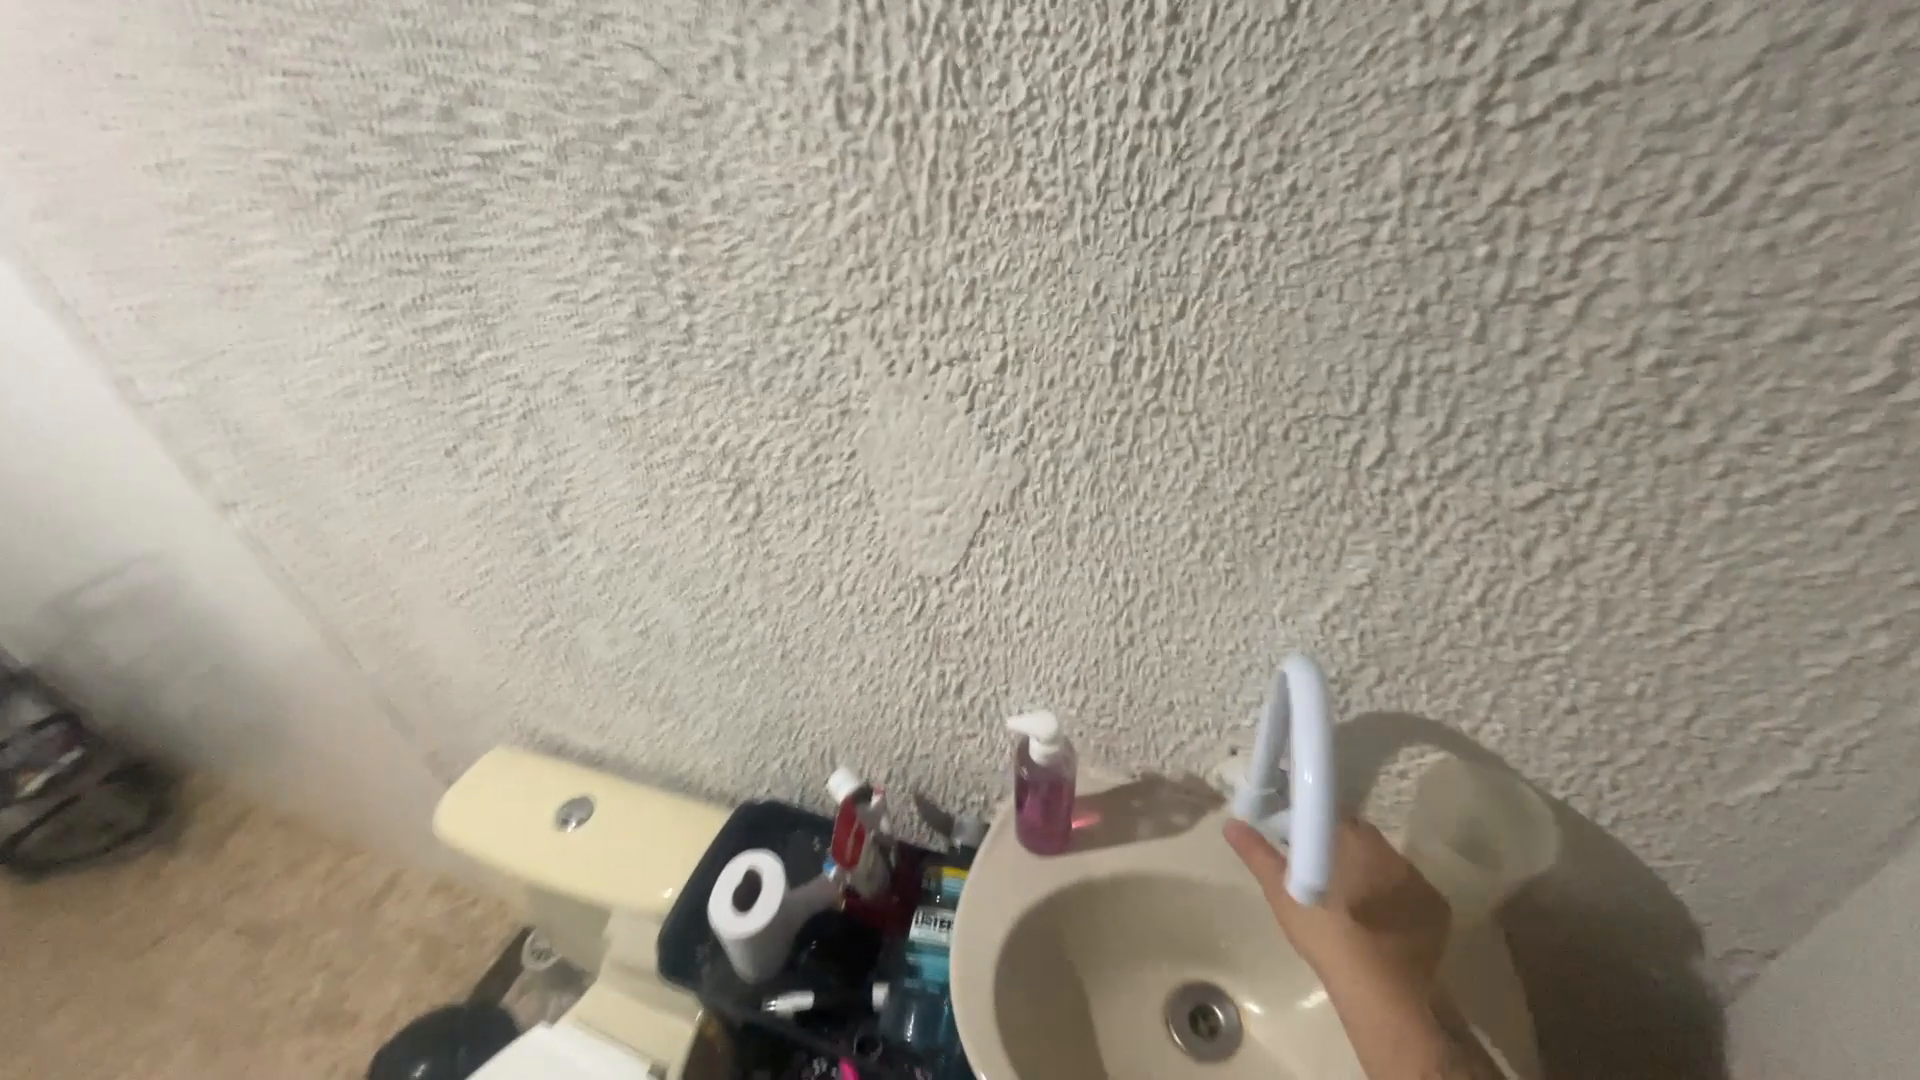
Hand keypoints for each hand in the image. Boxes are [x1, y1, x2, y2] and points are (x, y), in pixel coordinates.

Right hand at [1223, 816, 1450, 1000]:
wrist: (1381, 990)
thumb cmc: (1326, 933)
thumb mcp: (1282, 893)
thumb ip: (1257, 854)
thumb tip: (1231, 823)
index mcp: (1349, 836)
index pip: (1330, 813)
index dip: (1313, 824)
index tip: (1299, 840)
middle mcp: (1387, 849)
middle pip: (1359, 836)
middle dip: (1340, 847)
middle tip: (1318, 873)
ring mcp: (1417, 878)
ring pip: (1385, 863)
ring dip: (1368, 872)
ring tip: (1349, 901)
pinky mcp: (1437, 906)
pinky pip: (1409, 891)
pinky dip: (1395, 899)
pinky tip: (1380, 922)